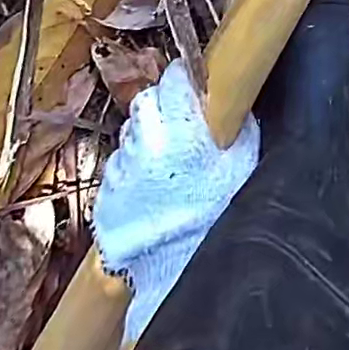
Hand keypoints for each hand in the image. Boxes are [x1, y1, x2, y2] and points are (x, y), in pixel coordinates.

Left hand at [93, 60, 258, 349]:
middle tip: (178, 121)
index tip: (189, 81)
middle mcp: (147, 144)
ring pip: (130, 132)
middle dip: (161, 105)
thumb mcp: (242, 163)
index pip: (173, 79)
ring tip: (166, 163)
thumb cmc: (217, 215)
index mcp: (182, 131)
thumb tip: (233, 100)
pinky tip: (151, 187)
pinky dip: (132, 168)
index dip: (182, 77)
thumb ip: (238, 126)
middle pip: (146, 100)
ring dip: (146, 136)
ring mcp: (122, 168)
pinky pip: (118, 165)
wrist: (180, 272)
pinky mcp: (106, 192)